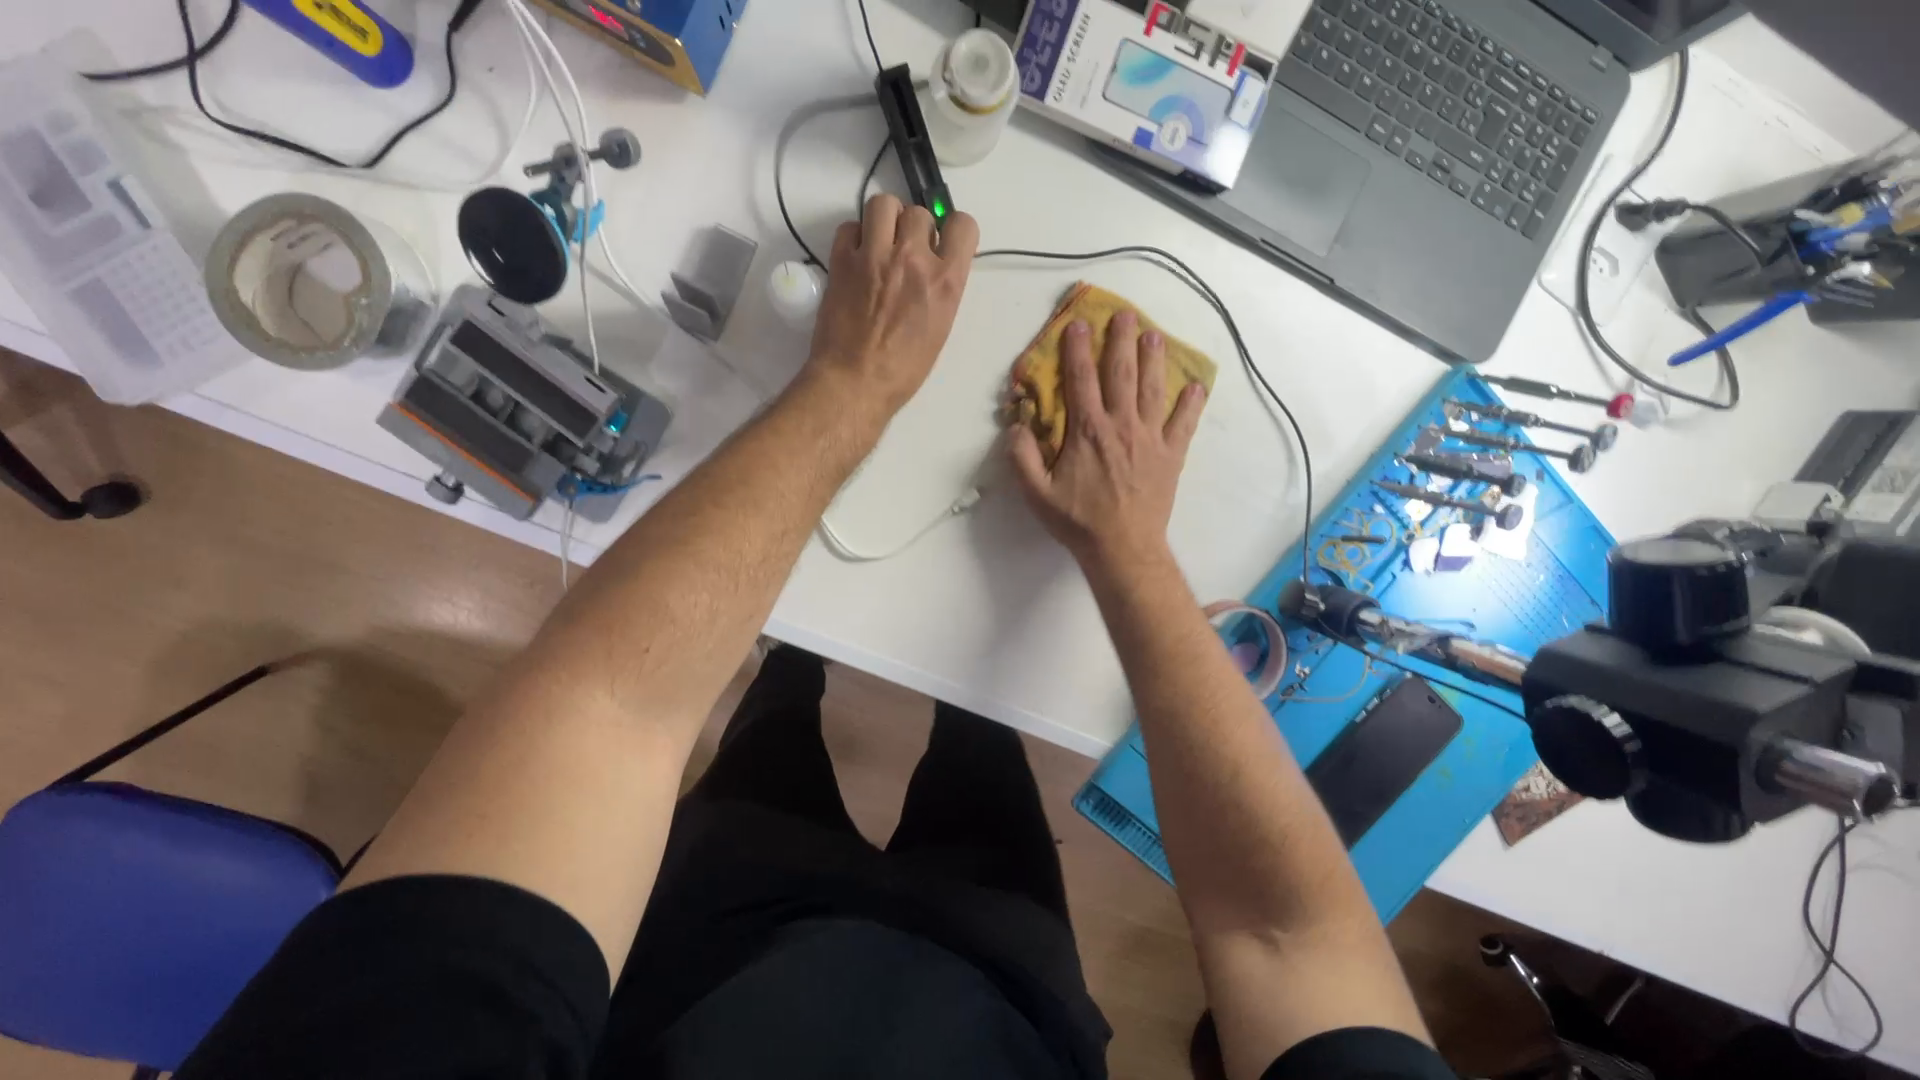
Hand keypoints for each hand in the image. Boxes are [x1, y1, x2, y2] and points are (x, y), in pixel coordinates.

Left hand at [803, 194, 979, 415]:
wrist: (855, 382)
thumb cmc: (903, 370)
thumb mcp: (940, 329)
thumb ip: (942, 290)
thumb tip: (933, 269)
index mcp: (945, 281)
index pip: (964, 225)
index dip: (954, 230)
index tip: (943, 244)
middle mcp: (912, 259)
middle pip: (919, 212)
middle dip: (915, 228)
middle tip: (905, 252)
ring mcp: (874, 256)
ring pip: (883, 204)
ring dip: (885, 219)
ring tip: (880, 243)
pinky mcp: (842, 260)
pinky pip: (849, 226)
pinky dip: (854, 237)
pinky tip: (856, 257)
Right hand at [1008, 311, 1205, 574]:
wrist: (1123, 548)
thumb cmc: (1078, 521)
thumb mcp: (1036, 492)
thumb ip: (1022, 455)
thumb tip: (1016, 424)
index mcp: (1087, 430)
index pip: (1080, 380)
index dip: (1077, 349)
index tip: (1078, 324)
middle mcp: (1121, 425)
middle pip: (1122, 373)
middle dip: (1121, 340)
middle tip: (1124, 314)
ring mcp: (1150, 438)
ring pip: (1153, 389)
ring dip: (1154, 360)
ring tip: (1155, 335)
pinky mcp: (1170, 456)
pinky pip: (1183, 424)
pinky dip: (1190, 404)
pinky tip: (1196, 386)